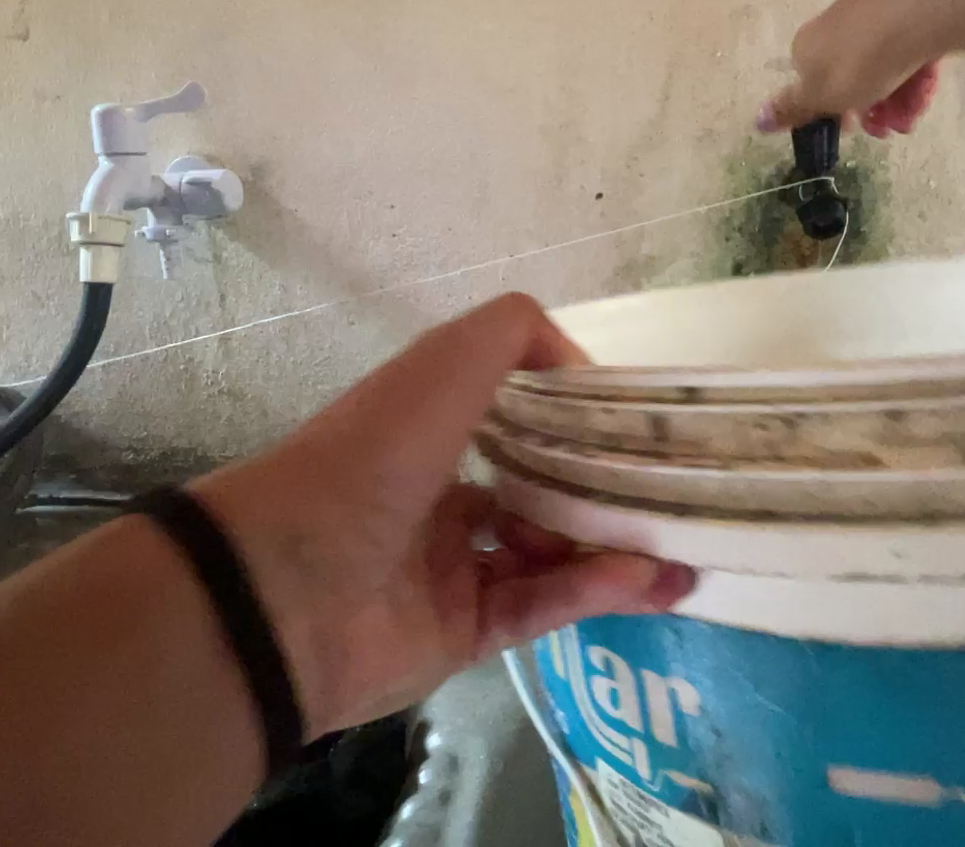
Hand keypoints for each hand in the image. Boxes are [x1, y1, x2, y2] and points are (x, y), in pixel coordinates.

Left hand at [192, 293, 695, 737]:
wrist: (285, 588)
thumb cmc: (372, 456)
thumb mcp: (445, 363)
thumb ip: (515, 333)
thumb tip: (582, 369)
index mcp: (434, 432)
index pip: (521, 422)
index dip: (576, 422)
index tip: (633, 426)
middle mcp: (445, 496)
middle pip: (542, 493)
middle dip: (606, 494)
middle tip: (670, 496)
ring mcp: (455, 567)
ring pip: (551, 556)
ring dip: (615, 551)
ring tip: (679, 551)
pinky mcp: (464, 632)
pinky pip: (541, 607)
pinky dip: (595, 591)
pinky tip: (651, 580)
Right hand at [762, 0, 942, 138]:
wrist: (917, 18)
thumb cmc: (860, 66)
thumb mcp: (820, 99)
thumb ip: (791, 110)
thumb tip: (757, 121)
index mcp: (804, 45)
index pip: (808, 82)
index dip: (827, 109)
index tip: (849, 125)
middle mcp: (830, 24)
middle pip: (846, 77)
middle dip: (865, 107)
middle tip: (884, 126)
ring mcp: (867, 11)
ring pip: (876, 66)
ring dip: (891, 97)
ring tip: (909, 115)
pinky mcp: (902, 6)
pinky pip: (901, 47)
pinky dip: (909, 71)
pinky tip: (923, 87)